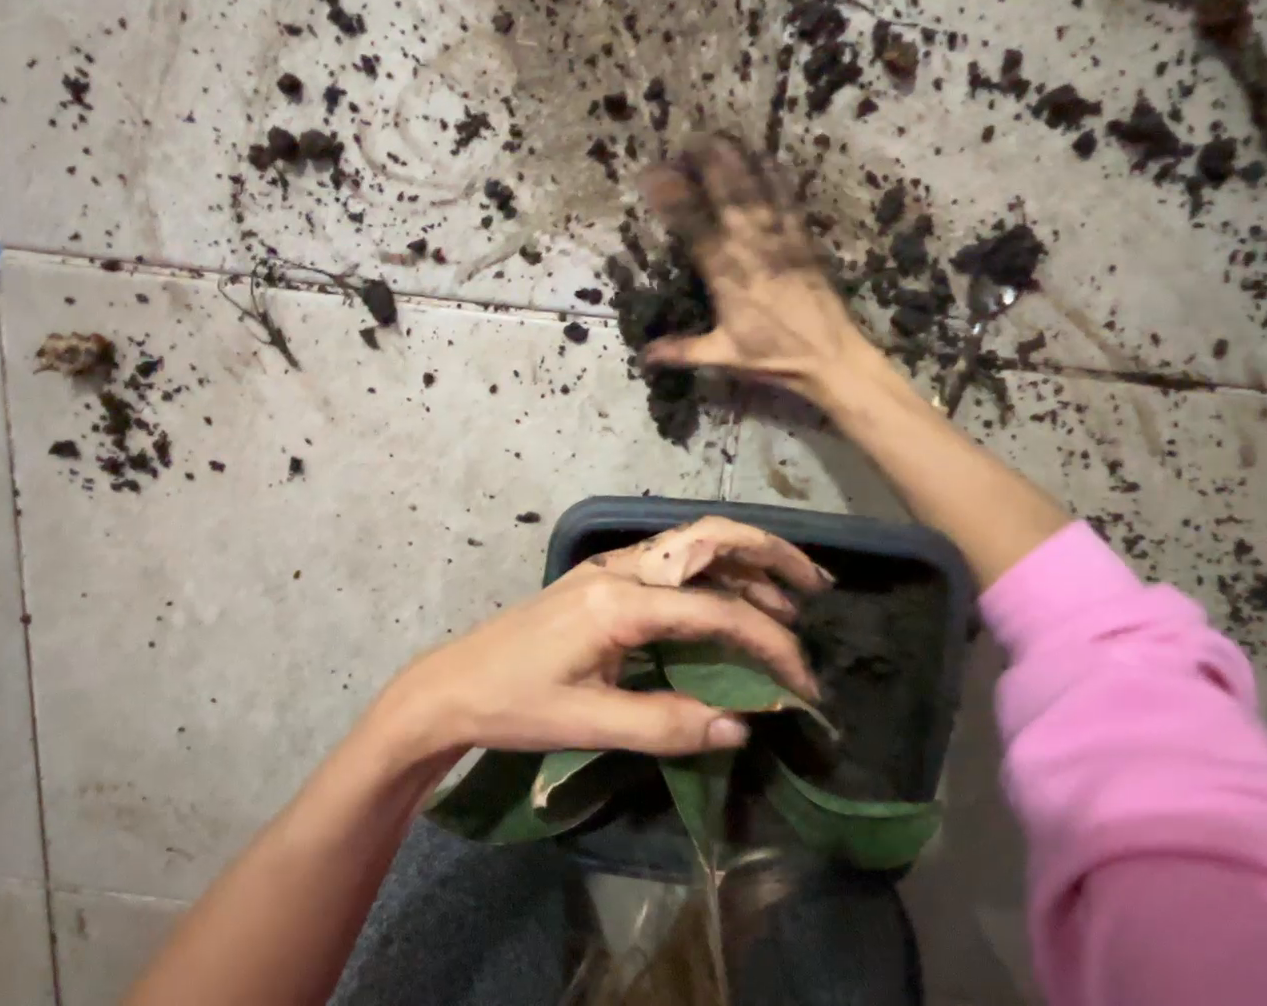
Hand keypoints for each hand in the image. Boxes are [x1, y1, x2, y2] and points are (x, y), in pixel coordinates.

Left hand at [377, 517, 833, 761]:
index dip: (770, 644)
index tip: (803, 684)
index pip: (716, 611)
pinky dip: (714, 574)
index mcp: (619, 602)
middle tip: (817, 586)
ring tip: (792, 594)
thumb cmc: (514, 706)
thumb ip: (666, 724)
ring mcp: (610, 568)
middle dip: (770, 555)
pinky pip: (672, 564)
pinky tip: (733, 599)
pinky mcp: (604, 579)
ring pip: (693, 545)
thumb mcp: (589, 724)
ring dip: (746, 562)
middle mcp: (620, 569)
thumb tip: (744, 727)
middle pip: (710, 539)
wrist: (450, 686)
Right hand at [638, 135, 873, 396]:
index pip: (693, 227)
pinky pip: (788, 200)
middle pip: (727, 195)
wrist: (830, 357)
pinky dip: (775, 176)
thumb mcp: (724, 356)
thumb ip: (683, 351)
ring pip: (756, 190)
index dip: (672, 198)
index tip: (652, 174)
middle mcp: (752, 249)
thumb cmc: (775, 358)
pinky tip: (766, 156)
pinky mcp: (804, 241)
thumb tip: (644, 356)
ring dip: (737, 160)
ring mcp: (782, 241)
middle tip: (687, 140)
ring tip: (719, 136)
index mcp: (727, 276)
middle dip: (706, 164)